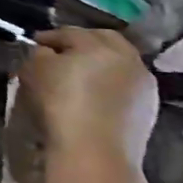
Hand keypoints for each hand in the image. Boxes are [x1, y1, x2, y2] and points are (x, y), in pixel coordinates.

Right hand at [14, 27, 158, 172]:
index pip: (70, 32)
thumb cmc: (60, 103)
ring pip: (120, 62)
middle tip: (60, 52)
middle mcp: (128, 59)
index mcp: (99, 46)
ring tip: (78, 74)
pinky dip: (110, 81)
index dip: (49, 36)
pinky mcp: (149, 107)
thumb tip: (46, 52)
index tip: (33, 43)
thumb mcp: (34, 71)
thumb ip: (39, 54)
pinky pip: (127, 83)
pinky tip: (93, 94)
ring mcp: (144, 84)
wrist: (96, 150)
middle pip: (105, 40)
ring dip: (100, 62)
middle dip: (82, 41)